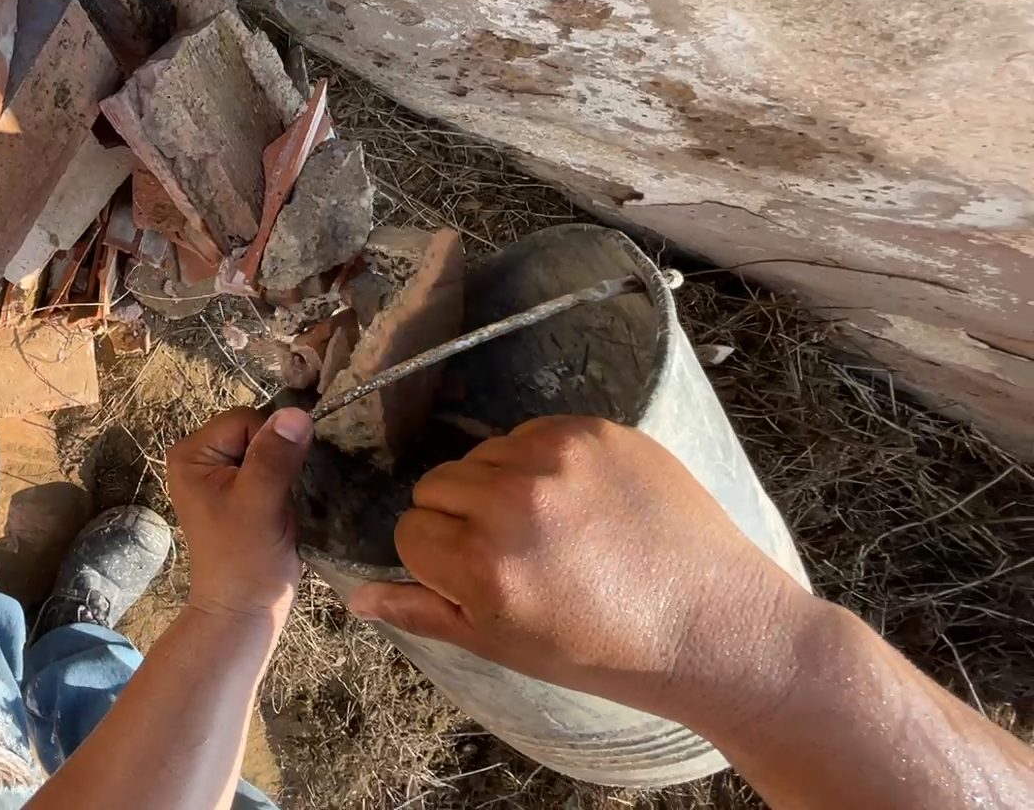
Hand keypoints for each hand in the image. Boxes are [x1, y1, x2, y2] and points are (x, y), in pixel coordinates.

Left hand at [166, 407, 312, 624]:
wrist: (243, 612)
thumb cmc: (245, 561)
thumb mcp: (259, 505)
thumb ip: (273, 459)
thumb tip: (296, 414)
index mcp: (191, 453)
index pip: (245, 419)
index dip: (269, 444)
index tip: (275, 483)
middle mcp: (200, 457)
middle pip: (256, 431)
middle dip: (277, 457)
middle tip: (280, 495)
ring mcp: (219, 475)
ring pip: (267, 449)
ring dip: (284, 470)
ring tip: (284, 501)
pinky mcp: (239, 491)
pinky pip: (270, 467)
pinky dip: (284, 481)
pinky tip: (285, 505)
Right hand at [347, 415, 813, 727]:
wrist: (728, 632)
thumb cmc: (606, 652)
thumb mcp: (505, 646)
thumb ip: (423, 613)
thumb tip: (354, 596)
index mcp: (484, 565)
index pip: (408, 530)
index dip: (438, 557)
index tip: (478, 576)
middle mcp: (512, 502)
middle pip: (435, 486)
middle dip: (460, 517)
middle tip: (514, 550)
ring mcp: (554, 459)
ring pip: (476, 455)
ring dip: (496, 484)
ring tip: (549, 523)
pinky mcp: (591, 430)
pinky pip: (526, 433)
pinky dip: (539, 460)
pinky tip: (578, 497)